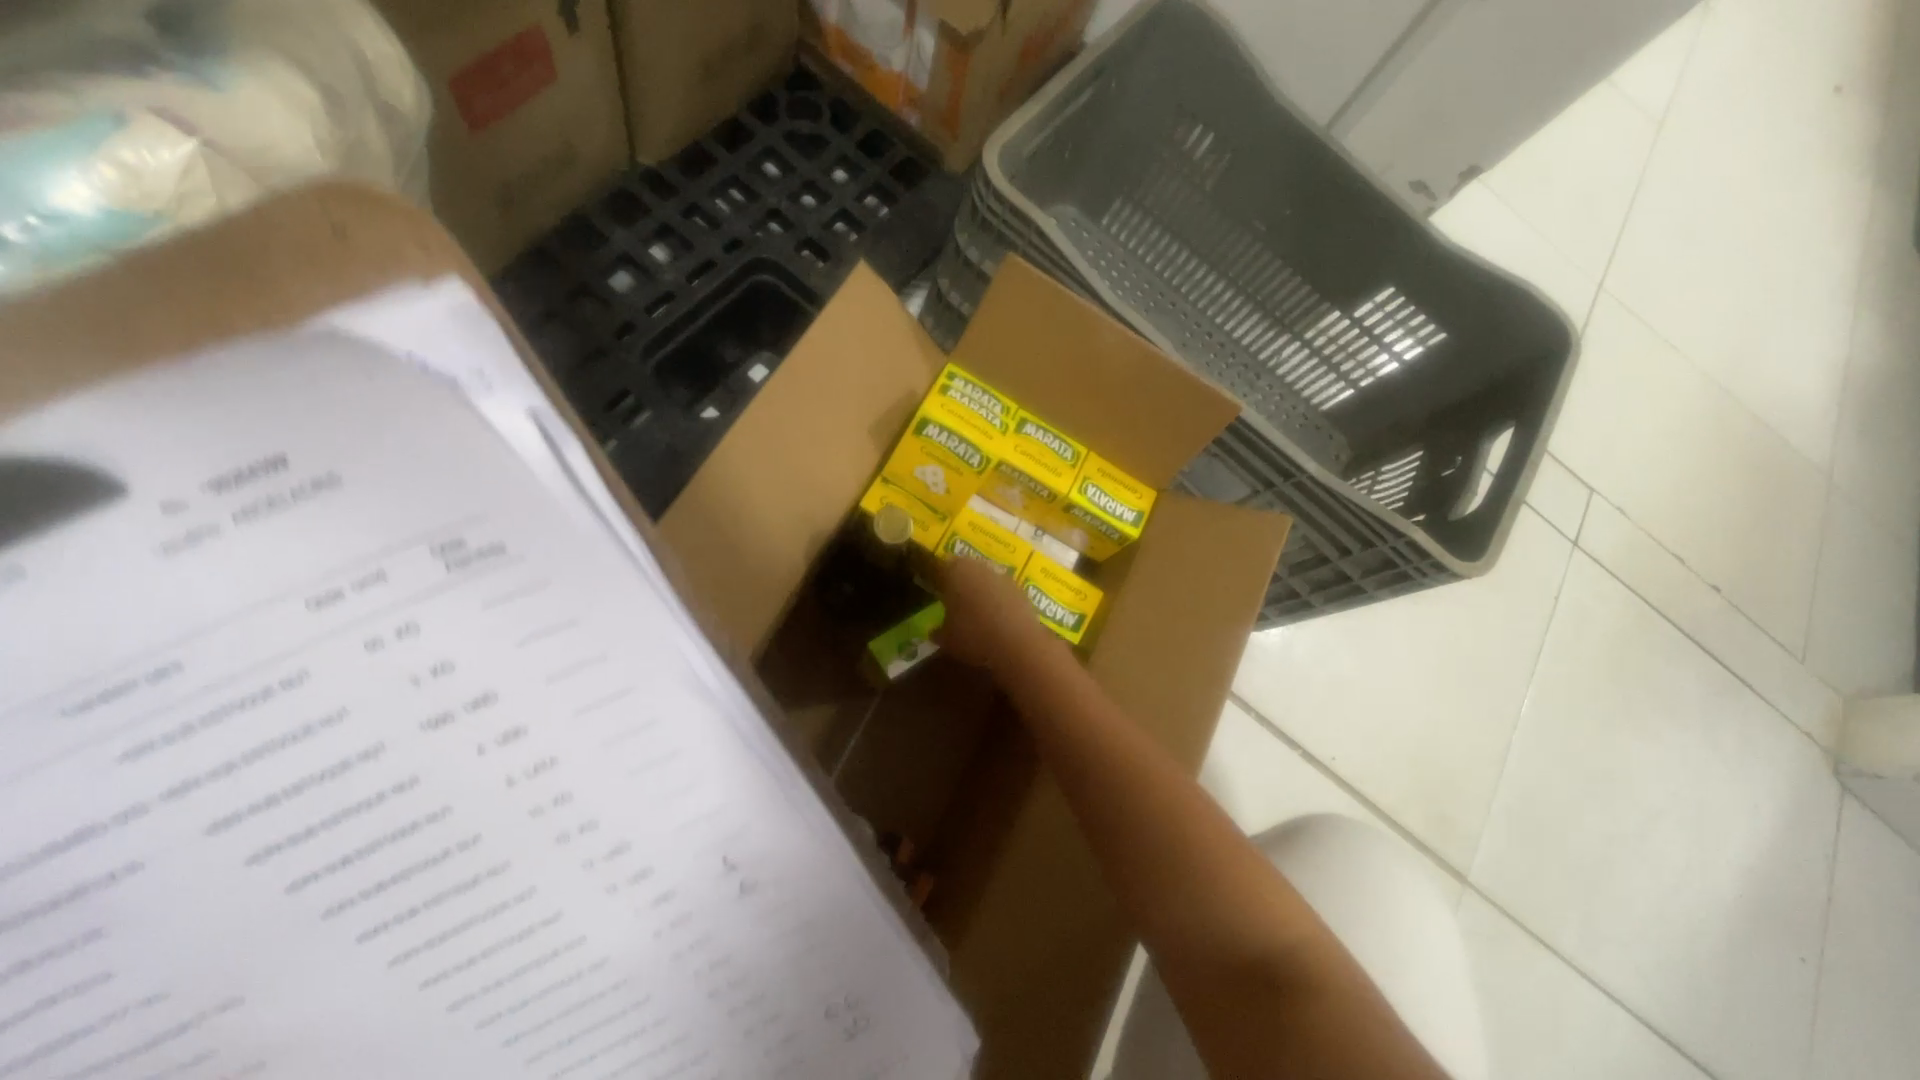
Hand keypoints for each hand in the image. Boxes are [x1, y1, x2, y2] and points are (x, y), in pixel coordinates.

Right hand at [932, 556, 1055, 671]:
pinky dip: (998, 601)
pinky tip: (996, 619)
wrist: (1018, 644)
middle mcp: (979, 567)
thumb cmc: (973, 636)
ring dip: (981, 590)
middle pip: (965, 569)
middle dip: (960, 582)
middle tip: (954, 601)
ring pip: (986, 579)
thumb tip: (934, 631)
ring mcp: (1002, 577)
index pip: (941, 567)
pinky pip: (1003, 591)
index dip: (937, 580)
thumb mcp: (947, 639)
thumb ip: (938, 631)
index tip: (934, 592)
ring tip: (976, 611)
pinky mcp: (1021, 589)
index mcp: (955, 572)